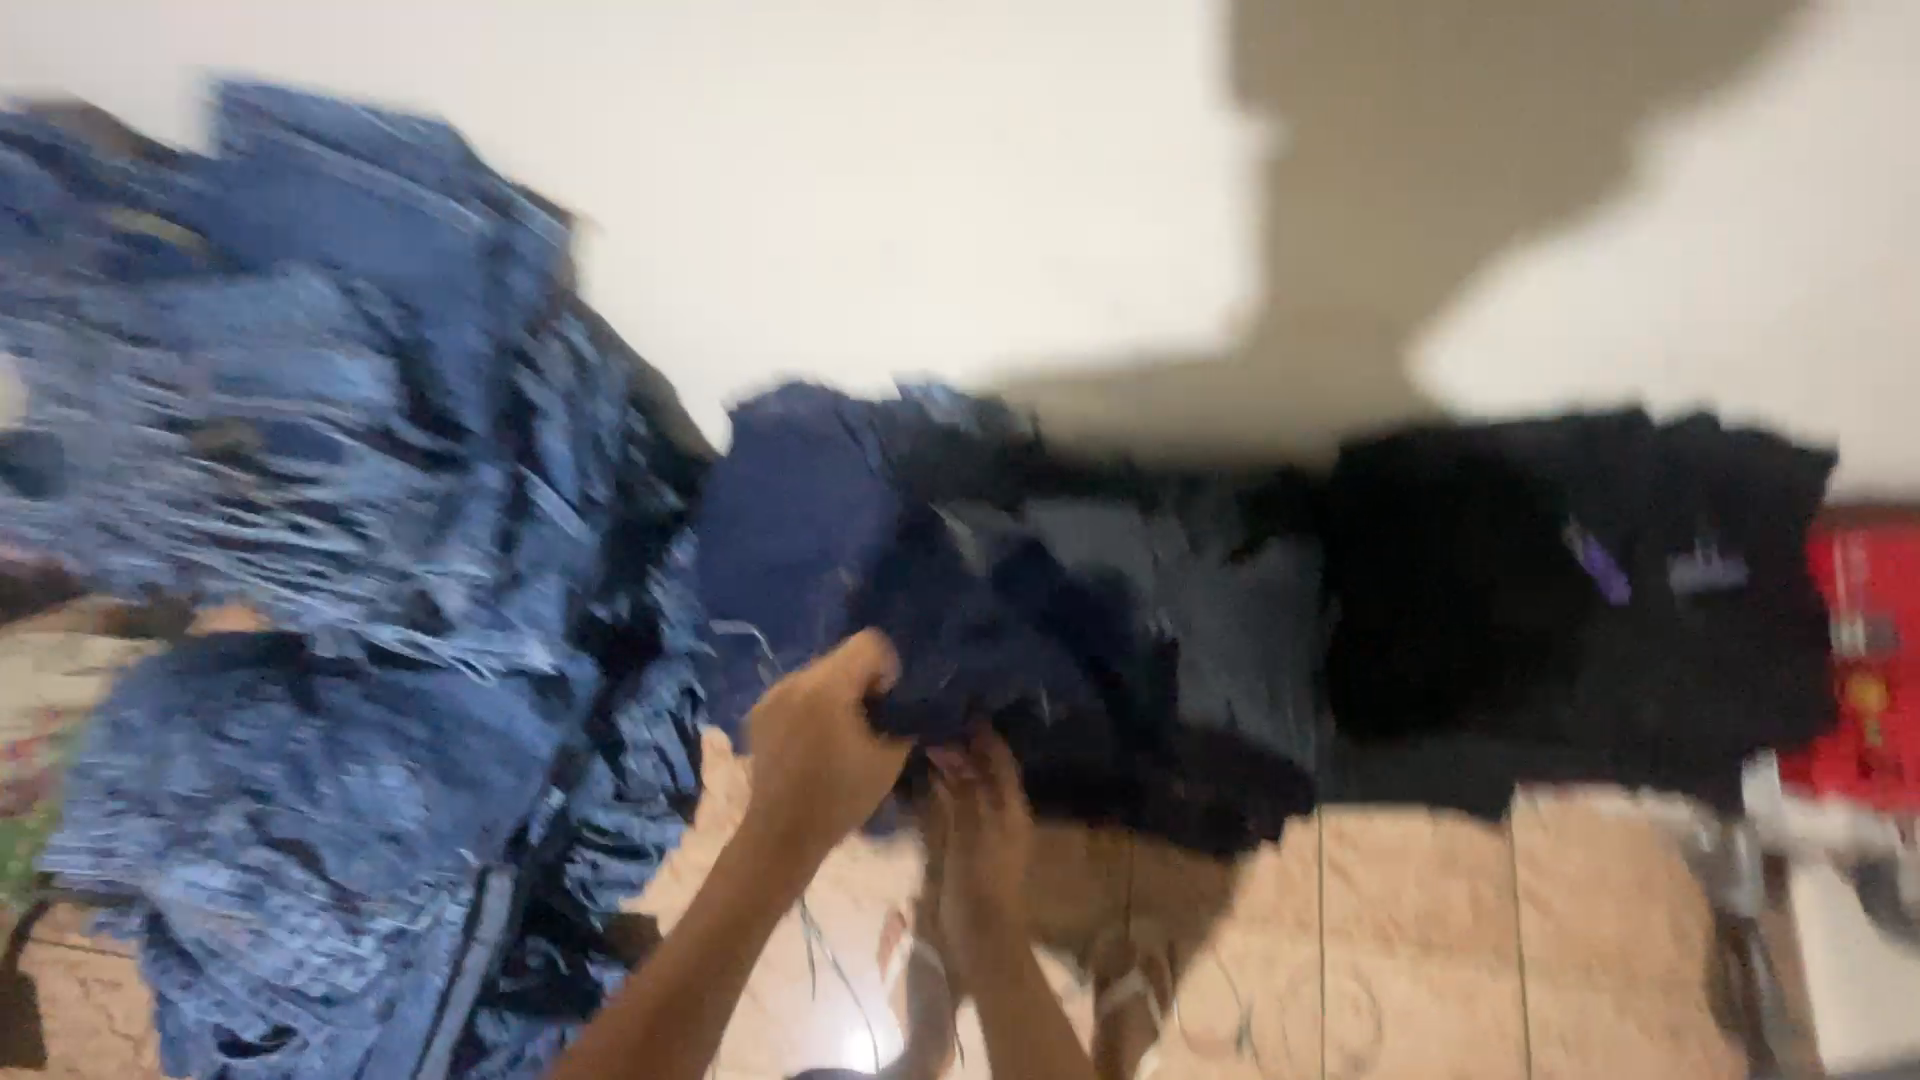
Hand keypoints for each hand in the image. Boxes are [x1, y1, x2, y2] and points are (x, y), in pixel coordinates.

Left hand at [740, 629, 906, 867]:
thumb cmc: (840, 798)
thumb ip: (903, 717)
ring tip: (840, 734)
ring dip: (837, 692)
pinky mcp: (758, 711)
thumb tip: (905, 700)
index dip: (886, 667)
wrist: (782, 835)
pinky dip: (813, 705)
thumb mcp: (889, 759)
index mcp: (827, 687)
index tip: (886, 703)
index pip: (868, 642)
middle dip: (861, 681)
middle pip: (842, 657)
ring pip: (819, 673)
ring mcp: (772, 695)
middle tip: (868, 722)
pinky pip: (798, 691)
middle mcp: (795, 680)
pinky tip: (814, 742)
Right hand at [928, 730, 1035, 969]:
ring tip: (928, 738)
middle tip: (937, 719)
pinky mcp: (967, 842)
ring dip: (954, 763)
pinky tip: (928, 773)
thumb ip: (963, 788)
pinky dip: (946, 786)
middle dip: (964, 746)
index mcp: (1011, 806)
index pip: (999, 758)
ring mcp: (984, 827)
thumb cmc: (981, 879)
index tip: (960, 708)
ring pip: (970, 784)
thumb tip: (952, 748)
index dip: (983, 733)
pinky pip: (958, 803)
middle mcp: (1001, 811)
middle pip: (984, 769)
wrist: (980, 935)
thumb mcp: (973, 829)